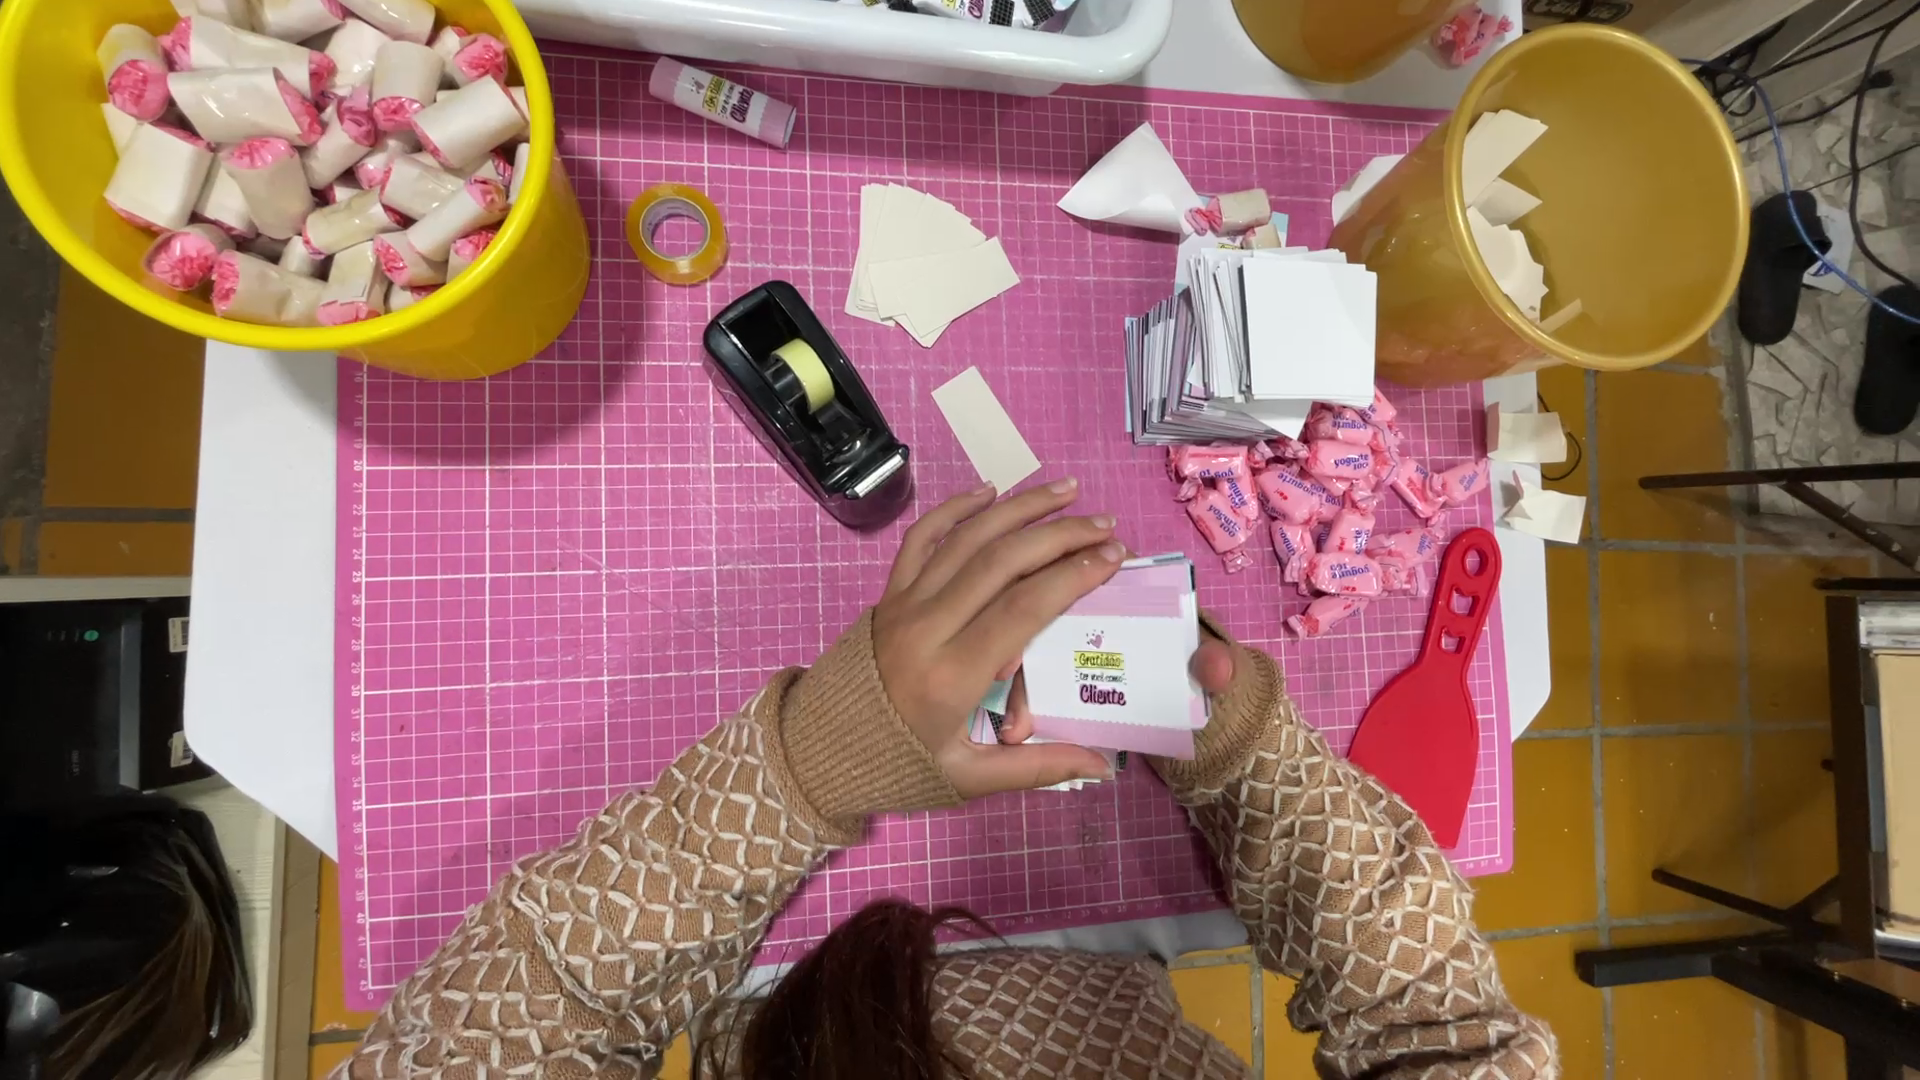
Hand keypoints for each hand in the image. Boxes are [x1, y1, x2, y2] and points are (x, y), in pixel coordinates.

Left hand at [871, 480, 1233, 797]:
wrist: (820, 747)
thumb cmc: (899, 764)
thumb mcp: (968, 777)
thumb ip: (1038, 768)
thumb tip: (1106, 766)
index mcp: (952, 676)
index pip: (1021, 609)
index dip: (1071, 577)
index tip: (1112, 557)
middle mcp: (927, 626)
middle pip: (1000, 562)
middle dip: (1058, 536)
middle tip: (1104, 524)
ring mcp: (903, 602)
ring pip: (966, 539)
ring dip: (1019, 509)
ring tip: (1065, 491)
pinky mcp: (889, 591)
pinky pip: (922, 538)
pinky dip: (955, 508)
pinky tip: (989, 491)